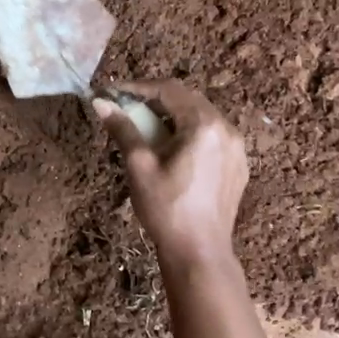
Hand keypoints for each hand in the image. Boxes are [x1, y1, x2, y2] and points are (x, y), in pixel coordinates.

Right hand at [92, 79, 247, 271]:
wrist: (200, 251)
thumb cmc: (166, 208)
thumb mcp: (139, 166)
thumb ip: (123, 130)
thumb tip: (100, 102)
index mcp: (204, 126)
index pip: (169, 90)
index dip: (138, 87)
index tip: (112, 92)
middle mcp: (227, 130)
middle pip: (188, 101)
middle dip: (155, 101)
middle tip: (126, 109)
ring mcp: (237, 149)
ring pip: (201, 119)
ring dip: (172, 117)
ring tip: (146, 130)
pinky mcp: (238, 167)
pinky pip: (212, 138)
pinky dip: (189, 135)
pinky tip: (171, 152)